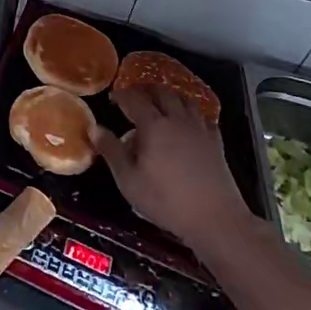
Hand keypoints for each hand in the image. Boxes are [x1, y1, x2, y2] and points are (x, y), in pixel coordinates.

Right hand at [92, 85, 263, 249]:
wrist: (215, 219)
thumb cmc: (166, 200)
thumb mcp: (128, 180)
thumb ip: (111, 151)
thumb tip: (94, 128)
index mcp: (153, 125)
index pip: (134, 99)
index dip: (121, 95)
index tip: (112, 99)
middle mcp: (177, 120)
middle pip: (161, 92)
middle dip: (145, 90)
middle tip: (134, 97)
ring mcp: (200, 129)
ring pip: (185, 100)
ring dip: (170, 97)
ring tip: (160, 105)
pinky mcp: (216, 142)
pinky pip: (204, 117)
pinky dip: (192, 114)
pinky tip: (188, 124)